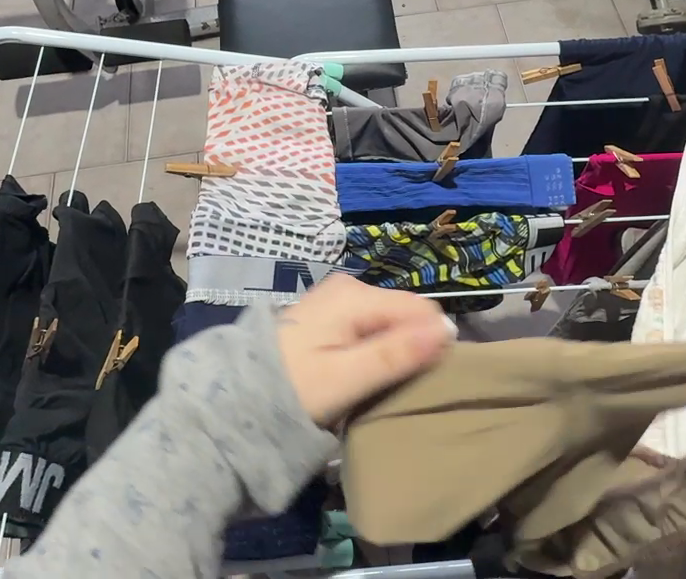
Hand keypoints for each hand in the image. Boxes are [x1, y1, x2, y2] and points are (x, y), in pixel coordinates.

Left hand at [276, 275, 455, 426]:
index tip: (431, 380)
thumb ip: (396, 354)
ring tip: (386, 383)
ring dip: (394, 349)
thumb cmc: (294, 391)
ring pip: (389, 321)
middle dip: (412, 346)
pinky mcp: (330, 313)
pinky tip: (366, 373)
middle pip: (405, 313)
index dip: (433, 343)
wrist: (237, 399)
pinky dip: (376, 348)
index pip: (420, 310)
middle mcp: (349, 286)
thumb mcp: (347, 378)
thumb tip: (448, 328)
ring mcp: (338, 298)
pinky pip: (371, 325)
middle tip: (404, 387)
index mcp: (356, 296)